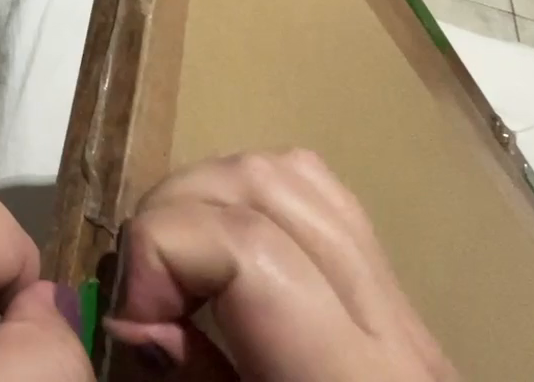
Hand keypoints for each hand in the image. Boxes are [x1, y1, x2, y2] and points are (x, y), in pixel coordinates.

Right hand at [107, 150, 456, 380]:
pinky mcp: (391, 300)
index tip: (130, 318)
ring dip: (206, 198)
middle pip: (263, 185)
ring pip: (289, 172)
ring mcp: (404, 308)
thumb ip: (181, 381)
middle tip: (151, 293)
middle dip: (173, 213)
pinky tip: (225, 252)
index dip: (159, 251)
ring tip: (180, 267)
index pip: (247, 243)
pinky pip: (317, 195)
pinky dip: (249, 198)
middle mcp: (396, 333)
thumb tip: (129, 319)